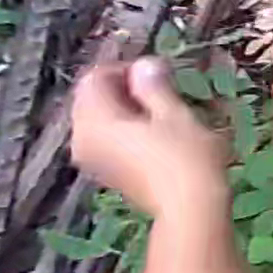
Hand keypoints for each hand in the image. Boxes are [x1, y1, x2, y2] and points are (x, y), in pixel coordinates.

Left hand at [71, 57, 228, 219]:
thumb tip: (145, 65)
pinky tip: (159, 137)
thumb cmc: (187, 157)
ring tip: (166, 114)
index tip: (161, 73)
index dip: (126, 69)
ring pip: (101, 121)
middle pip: (93, 100)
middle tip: (165, 92)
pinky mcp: (108, 173)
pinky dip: (128, 132)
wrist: (191, 207)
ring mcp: (92, 158)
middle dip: (125, 91)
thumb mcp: (177, 115)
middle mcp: (82, 137)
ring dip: (128, 111)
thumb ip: (155, 87)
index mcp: (94, 119)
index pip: (94, 78)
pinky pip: (109, 140)